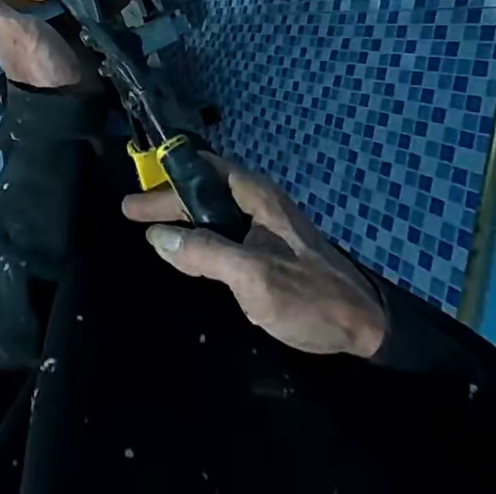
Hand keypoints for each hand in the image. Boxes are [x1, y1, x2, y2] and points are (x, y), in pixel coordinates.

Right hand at [123, 154, 387, 357]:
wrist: (366, 329)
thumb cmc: (310, 297)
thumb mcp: (253, 277)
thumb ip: (204, 253)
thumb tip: (155, 236)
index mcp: (255, 196)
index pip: (202, 167)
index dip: (168, 170)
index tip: (137, 180)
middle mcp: (256, 202)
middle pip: (201, 189)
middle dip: (165, 198)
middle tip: (129, 210)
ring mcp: (262, 225)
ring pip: (210, 210)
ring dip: (178, 216)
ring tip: (147, 226)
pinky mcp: (265, 247)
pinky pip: (220, 230)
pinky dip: (195, 233)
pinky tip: (182, 247)